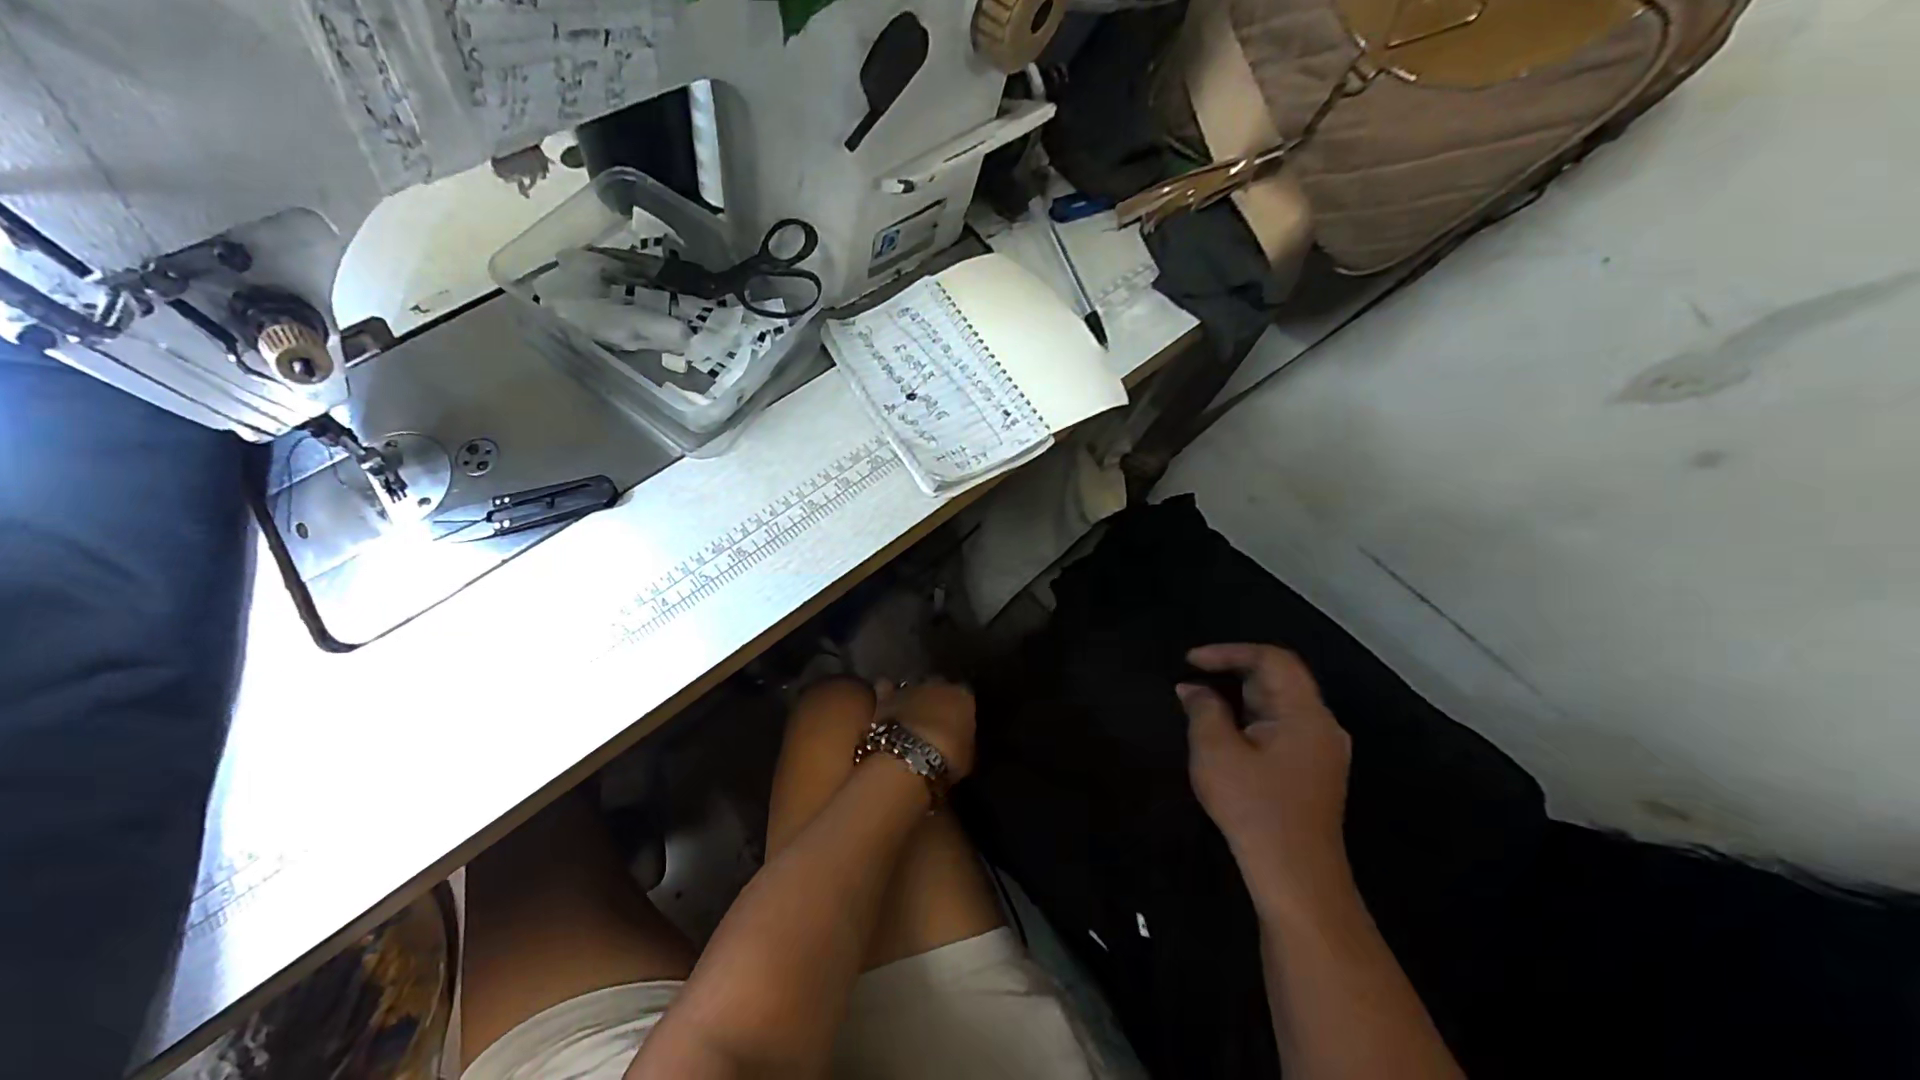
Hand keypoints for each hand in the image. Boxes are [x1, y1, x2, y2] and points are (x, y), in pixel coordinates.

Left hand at [879, 678, 976, 781]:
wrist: (907, 757)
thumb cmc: (946, 759)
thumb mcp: (967, 757)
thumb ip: (965, 742)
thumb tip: (961, 742)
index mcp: (963, 696)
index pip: (966, 696)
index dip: (960, 709)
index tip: (958, 723)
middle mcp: (938, 684)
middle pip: (939, 686)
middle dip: (937, 698)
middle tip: (934, 719)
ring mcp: (911, 687)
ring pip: (914, 684)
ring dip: (913, 696)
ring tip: (910, 713)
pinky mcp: (886, 696)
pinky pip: (886, 687)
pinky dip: (887, 693)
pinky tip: (888, 703)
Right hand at [1178, 644, 1352, 911]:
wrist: (1295, 876)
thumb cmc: (1254, 807)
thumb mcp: (1216, 752)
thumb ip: (1203, 710)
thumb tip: (1193, 689)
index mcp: (1306, 713)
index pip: (1272, 659)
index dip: (1229, 652)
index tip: (1191, 660)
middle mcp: (1322, 724)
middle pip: (1280, 679)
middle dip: (1233, 672)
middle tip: (1193, 679)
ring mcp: (1322, 749)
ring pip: (1280, 704)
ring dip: (1240, 696)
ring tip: (1202, 702)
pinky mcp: (1315, 770)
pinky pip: (1282, 727)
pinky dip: (1251, 718)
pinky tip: (1226, 731)